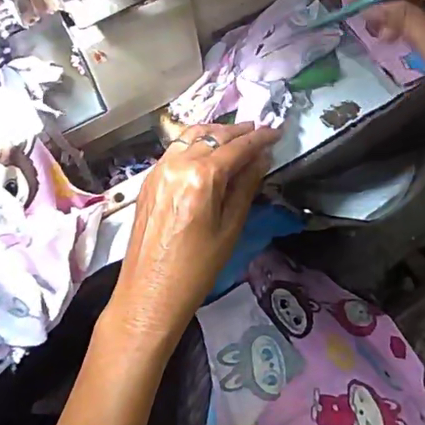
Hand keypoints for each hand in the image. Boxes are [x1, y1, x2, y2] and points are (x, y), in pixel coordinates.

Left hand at [106, 122, 280, 347]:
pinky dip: (195, 143)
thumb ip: (246, 187)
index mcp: (201, 177)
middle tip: (259, 133)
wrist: (150, 292)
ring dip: (215, 133)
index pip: (236, 147)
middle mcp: (177, 164)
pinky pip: (175, 149)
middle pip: (212, 135)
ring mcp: (159, 169)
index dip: (259, 138)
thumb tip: (261, 159)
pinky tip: (207, 153)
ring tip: (235, 138)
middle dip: (238, 131)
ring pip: (190, 136)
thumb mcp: (230, 228)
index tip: (275, 132)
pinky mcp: (149, 179)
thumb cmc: (196, 268)